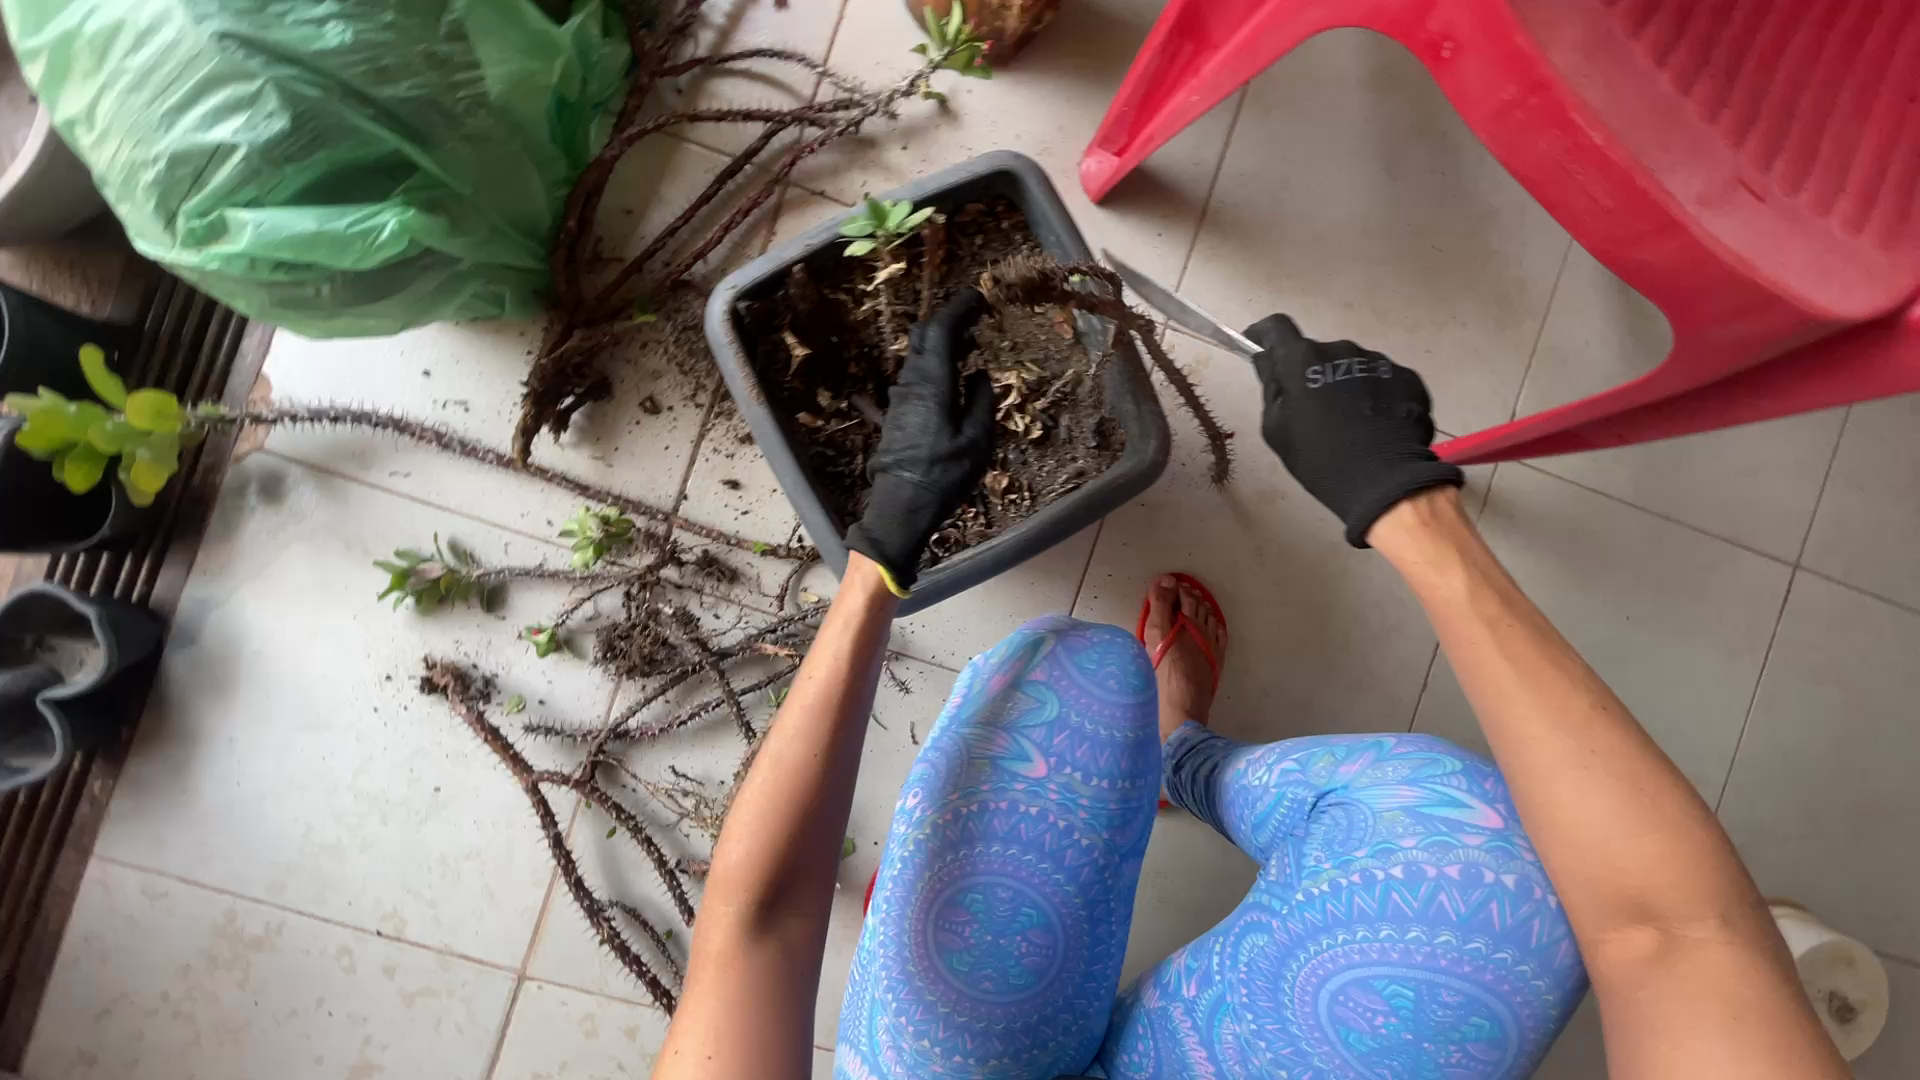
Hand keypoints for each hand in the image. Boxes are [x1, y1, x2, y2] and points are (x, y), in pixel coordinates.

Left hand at [845, 289, 996, 595]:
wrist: (900, 508)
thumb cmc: (942, 477)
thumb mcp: (976, 443)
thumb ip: (981, 403)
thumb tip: (979, 374)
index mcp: (933, 385)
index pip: (940, 331)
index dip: (958, 308)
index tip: (978, 297)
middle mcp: (911, 384)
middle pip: (924, 337)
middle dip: (949, 320)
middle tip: (975, 317)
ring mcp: (899, 399)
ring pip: (918, 357)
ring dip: (942, 344)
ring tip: (969, 346)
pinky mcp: (896, 415)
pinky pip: (916, 377)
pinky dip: (934, 365)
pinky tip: (950, 379)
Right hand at [1245, 314, 1462, 546]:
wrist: (1383, 480)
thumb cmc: (1317, 457)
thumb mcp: (1276, 429)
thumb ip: (1272, 389)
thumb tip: (1268, 363)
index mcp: (1302, 360)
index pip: (1276, 327)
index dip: (1263, 334)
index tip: (1257, 346)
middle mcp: (1340, 348)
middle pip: (1316, 351)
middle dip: (1309, 371)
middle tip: (1309, 407)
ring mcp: (1378, 361)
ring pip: (1350, 365)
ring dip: (1343, 384)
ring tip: (1347, 421)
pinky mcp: (1407, 377)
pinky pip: (1379, 380)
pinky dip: (1372, 395)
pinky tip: (1373, 425)